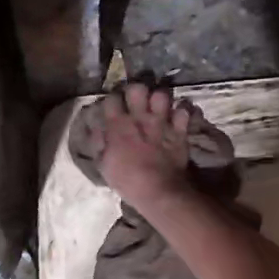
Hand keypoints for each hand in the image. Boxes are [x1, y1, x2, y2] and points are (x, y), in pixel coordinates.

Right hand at [89, 83, 193, 208]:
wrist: (159, 190)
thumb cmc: (127, 180)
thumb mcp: (103, 165)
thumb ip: (98, 142)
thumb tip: (96, 128)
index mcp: (118, 125)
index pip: (112, 98)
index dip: (112, 101)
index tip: (114, 108)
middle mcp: (140, 117)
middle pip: (138, 88)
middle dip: (136, 92)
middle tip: (136, 102)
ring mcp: (162, 122)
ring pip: (162, 94)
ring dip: (159, 100)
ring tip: (157, 108)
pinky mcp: (180, 130)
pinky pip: (183, 111)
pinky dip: (180, 113)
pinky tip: (176, 118)